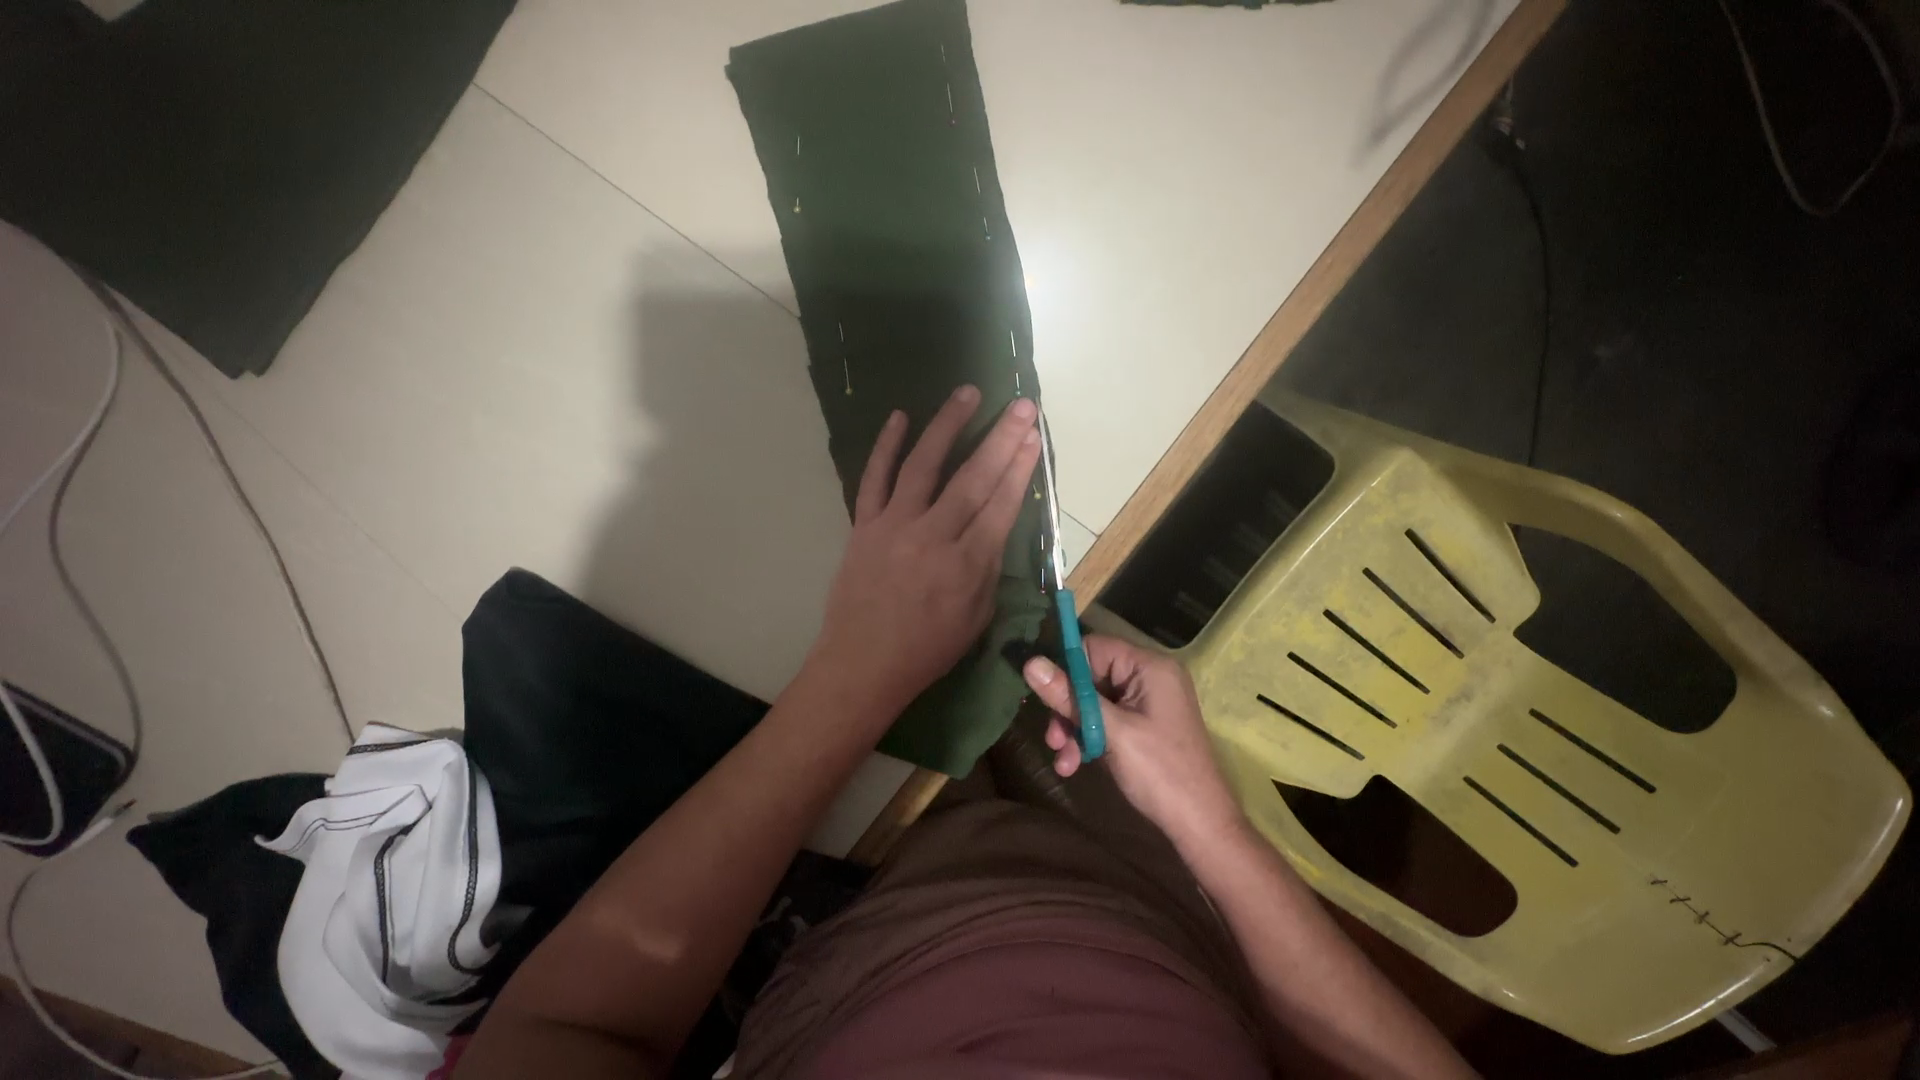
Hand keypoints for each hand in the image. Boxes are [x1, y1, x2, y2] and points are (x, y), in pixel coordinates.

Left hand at [810, 385, 1041, 716]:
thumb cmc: (927, 650)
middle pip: (973, 478)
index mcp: (967, 564)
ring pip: (924, 465)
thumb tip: (995, 525)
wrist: (862, 665)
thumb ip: (989, 568)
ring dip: (947, 425)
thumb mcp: (977, 618)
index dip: (1021, 466)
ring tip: (967, 393)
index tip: (1033, 435)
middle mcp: (933, 536)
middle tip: (1020, 405)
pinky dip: (885, 447)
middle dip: (1001, 438)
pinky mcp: (864, 526)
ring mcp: (894, 526)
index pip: (1002, 503)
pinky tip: (899, 417)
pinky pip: (874, 479)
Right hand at [1023, 636, 1244, 844]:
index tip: (1044, 697)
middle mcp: (1150, 677)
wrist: (1200, 824)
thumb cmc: (1159, 771)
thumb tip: (1030, 662)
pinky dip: (1089, 738)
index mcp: (1150, 667)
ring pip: (1094, 702)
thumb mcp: (1109, 731)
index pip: (1095, 647)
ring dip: (1074, 729)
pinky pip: (1107, 720)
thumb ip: (1069, 696)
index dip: (1066, 670)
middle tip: (1052, 739)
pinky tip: (1075, 764)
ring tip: (1064, 761)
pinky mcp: (1144, 726)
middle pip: (1091, 676)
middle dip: (1068, 709)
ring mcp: (1148, 703)